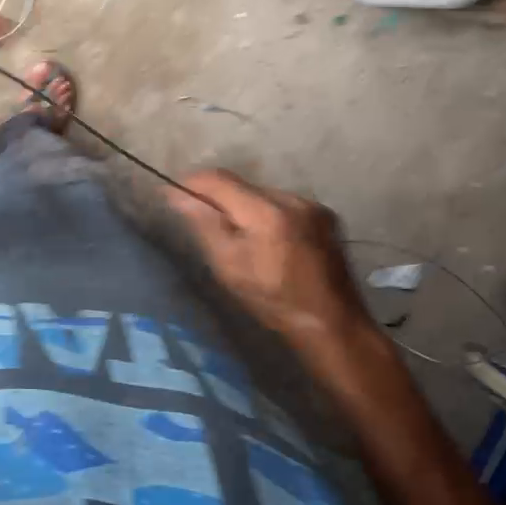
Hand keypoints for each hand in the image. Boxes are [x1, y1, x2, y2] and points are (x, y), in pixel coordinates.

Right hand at [165, 169, 371, 349]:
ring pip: (260, 193)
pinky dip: (265, 213)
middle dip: (217, 198)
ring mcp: (312, 206)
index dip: (191, 183)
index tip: (171, 194)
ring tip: (236, 233)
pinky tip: (265, 238)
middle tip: (200, 220)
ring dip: (242, 205)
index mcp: (267, 213)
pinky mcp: (325, 215)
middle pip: (240, 185)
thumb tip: (177, 195)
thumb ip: (204, 224)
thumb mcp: (229, 267)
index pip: (218, 179)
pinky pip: (282, 203)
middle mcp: (291, 199)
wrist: (334, 325)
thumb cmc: (274, 301)